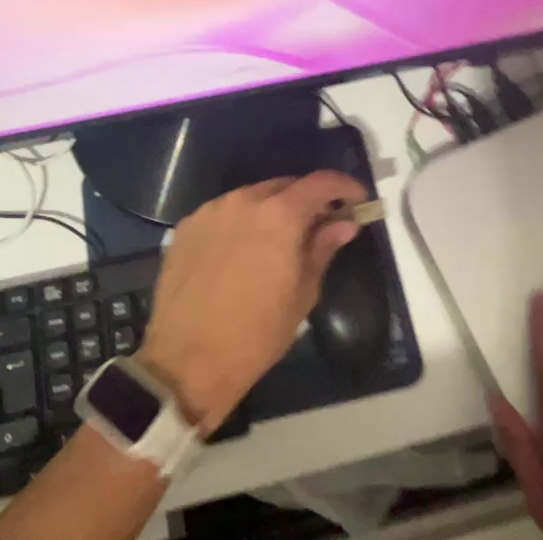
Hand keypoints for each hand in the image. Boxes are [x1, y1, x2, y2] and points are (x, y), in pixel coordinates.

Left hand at [135, 170, 367, 432]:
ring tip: (277, 242)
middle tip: (319, 226)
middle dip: (306, 200)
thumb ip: (322, 249)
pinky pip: (223, 213)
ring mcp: (210, 211)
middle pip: (284, 186)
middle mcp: (243, 200)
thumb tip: (343, 223)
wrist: (187, 360)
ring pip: (251, 198)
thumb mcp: (302, 294)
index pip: (320, 182)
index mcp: (278, 215)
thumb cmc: (256, 334)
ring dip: (271, 211)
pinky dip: (240, 223)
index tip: (356, 200)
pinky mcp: (186, 227)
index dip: (344, 186)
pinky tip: (241, 252)